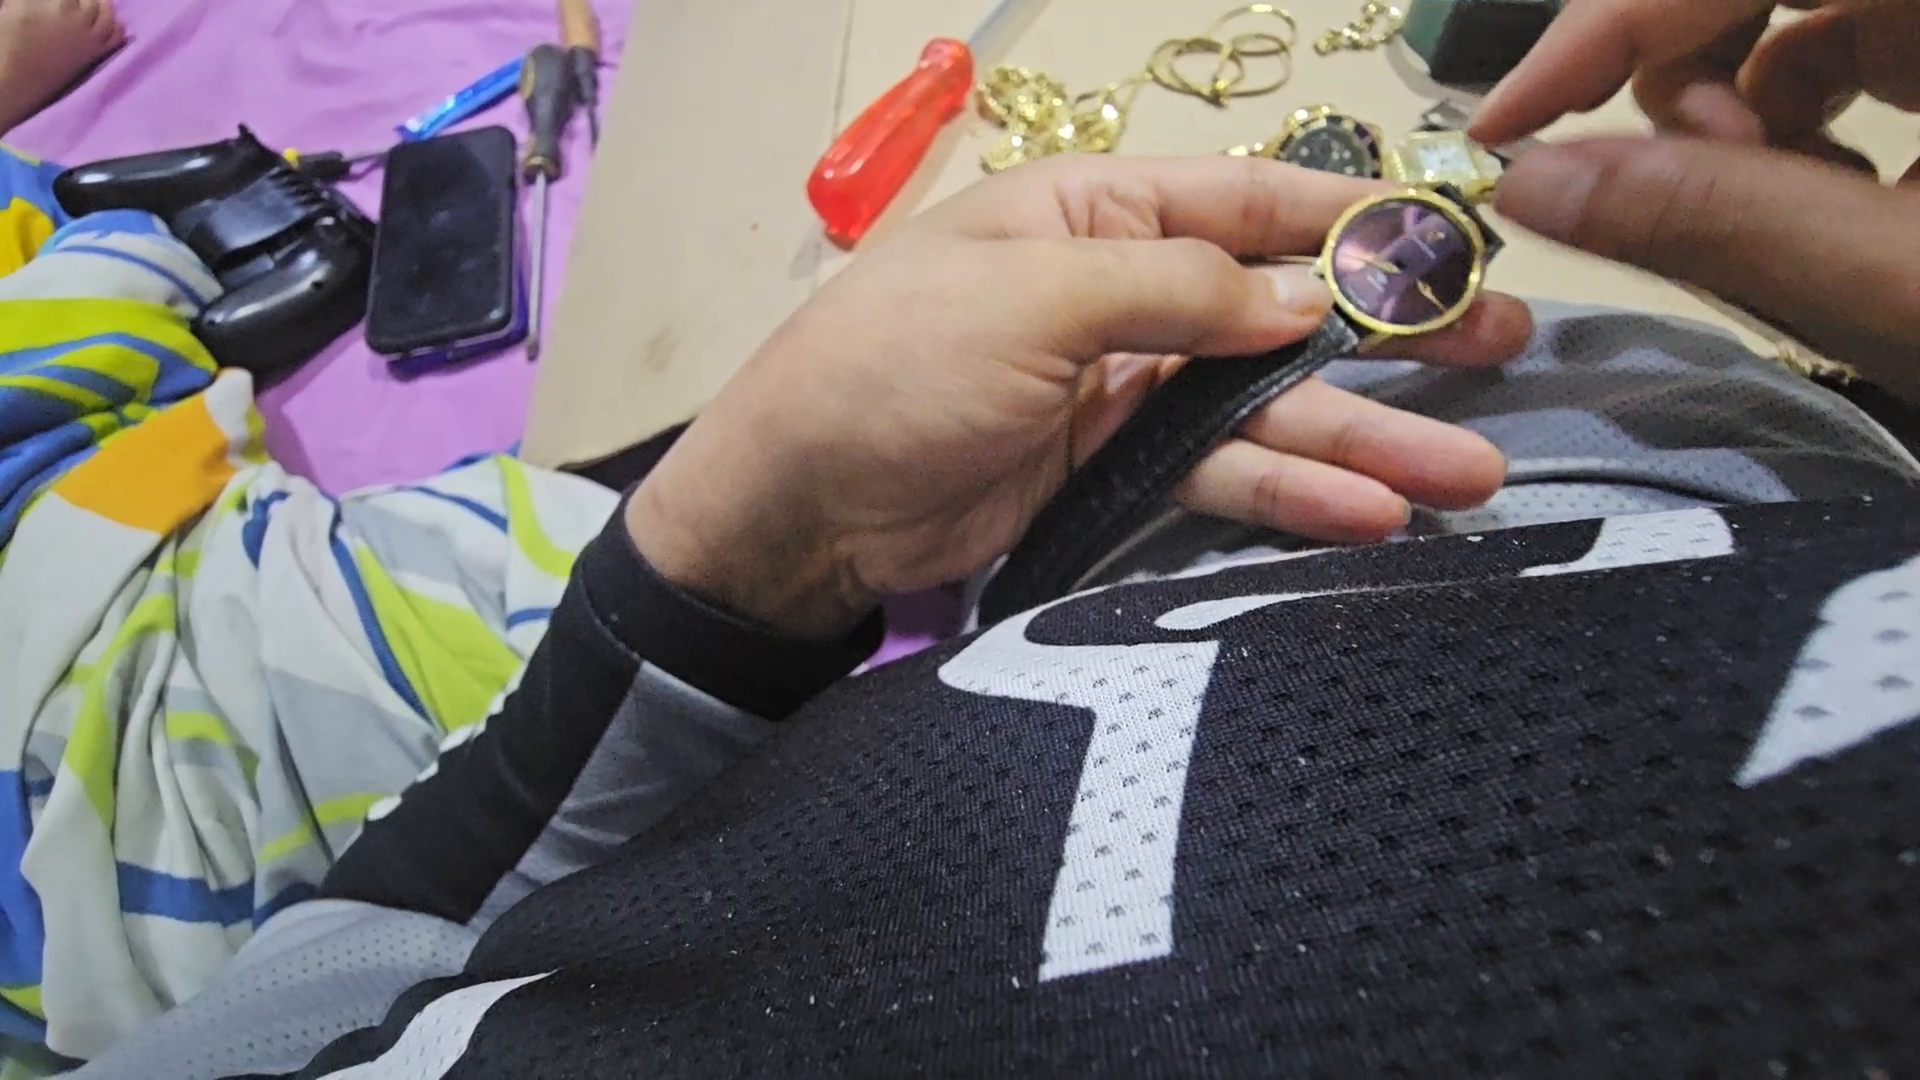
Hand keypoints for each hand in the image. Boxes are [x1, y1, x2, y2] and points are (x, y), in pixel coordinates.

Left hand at [628, 156, 1532, 637]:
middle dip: (1379, 337)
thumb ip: (1167, 288)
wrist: (811, 499)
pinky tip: (1362, 515)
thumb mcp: (1028, 296)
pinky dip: (1280, 497)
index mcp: (1087, 220)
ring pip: (1251, 413)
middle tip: (1498, 353)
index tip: (1450, 247)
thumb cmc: (896, 366)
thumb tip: (1298, 293)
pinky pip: (1206, 479)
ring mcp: (1111, 397)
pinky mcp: (1102, 476)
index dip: (1344, 223)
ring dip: (1353, 440)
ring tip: (1461, 472)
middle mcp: (1110, 301)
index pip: (1238, 204)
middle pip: (1268, 314)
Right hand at [1469, 0, 1919, 392]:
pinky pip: (1875, 7)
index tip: (1502, 123)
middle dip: (1683, 54)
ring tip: (1761, 183)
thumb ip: (1707, 225)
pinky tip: (1828, 162)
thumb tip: (1528, 185)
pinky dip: (1812, 81)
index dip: (1605, 20)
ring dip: (1744, 78)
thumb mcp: (1906, 293)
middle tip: (1671, 168)